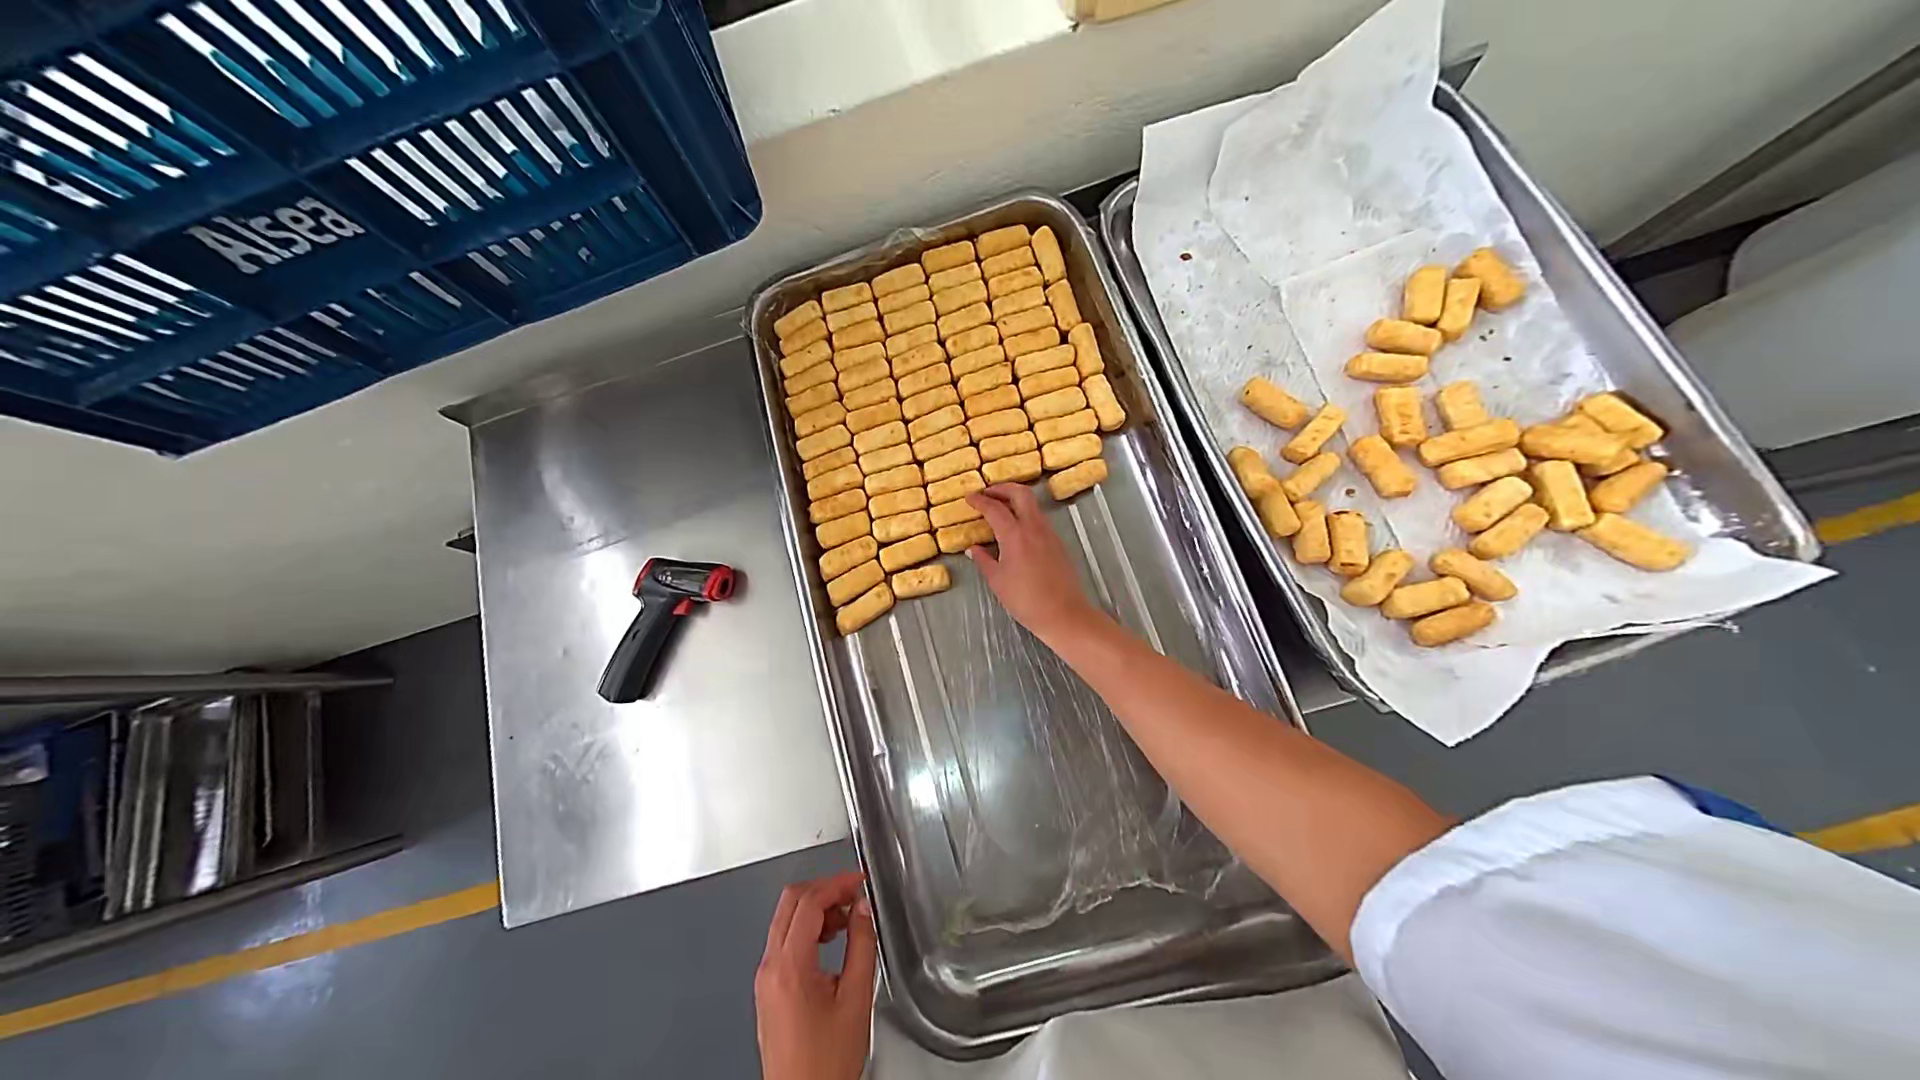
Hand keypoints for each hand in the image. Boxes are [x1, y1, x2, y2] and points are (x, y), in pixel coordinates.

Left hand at [755, 871, 877, 1079]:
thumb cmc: (826, 1064)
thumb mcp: (857, 998)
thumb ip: (862, 945)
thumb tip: (863, 909)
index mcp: (789, 966)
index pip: (808, 902)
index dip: (836, 884)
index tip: (858, 881)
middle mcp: (770, 967)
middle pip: (791, 902)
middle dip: (824, 890)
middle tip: (853, 893)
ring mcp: (765, 978)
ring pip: (785, 919)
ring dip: (816, 908)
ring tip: (848, 918)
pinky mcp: (768, 989)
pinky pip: (784, 941)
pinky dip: (807, 928)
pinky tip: (832, 940)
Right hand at [965, 484, 1099, 640]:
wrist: (1064, 614)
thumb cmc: (1026, 600)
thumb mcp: (997, 581)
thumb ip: (983, 560)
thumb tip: (973, 549)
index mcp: (1015, 535)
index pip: (994, 508)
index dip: (980, 500)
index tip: (970, 498)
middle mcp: (1034, 528)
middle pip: (1020, 493)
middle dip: (1002, 488)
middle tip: (987, 493)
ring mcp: (1049, 534)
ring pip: (1032, 505)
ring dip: (1015, 501)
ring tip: (1000, 510)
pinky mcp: (1058, 543)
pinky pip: (1039, 520)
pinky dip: (1025, 516)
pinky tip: (1016, 531)